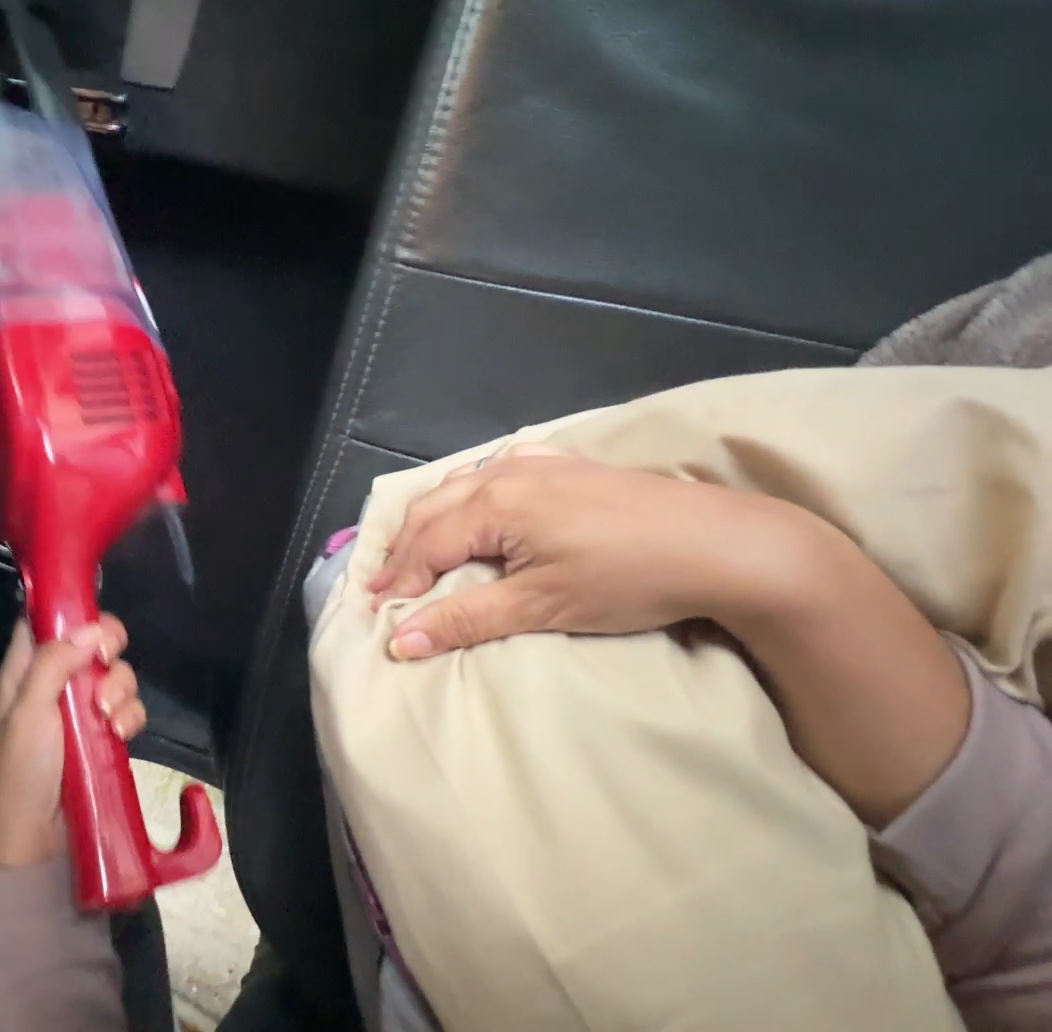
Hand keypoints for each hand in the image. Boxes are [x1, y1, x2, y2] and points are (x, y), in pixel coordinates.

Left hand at [0, 616, 145, 867]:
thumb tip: (88, 627)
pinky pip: (128, 706)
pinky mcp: (105, 733)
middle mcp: (54, 682)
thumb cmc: (24, 771)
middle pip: (88, 640)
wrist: (43, 841)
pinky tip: (120, 735)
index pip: (42, 621)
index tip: (90, 613)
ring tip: (107, 717)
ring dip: (119, 686)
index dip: (66, 610)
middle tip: (106, 661)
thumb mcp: (28, 713)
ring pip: (114, 672)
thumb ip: (52, 664)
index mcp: (24, 672)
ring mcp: (82, 708)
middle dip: (106, 646)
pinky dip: (130, 714)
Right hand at [367, 446, 818, 657]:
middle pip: (432, 510)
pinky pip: (495, 468)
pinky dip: (469, 490)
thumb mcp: (541, 606)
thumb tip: (400, 643)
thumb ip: (465, 620)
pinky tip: (480, 500)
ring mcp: (537, 463)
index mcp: (492, 506)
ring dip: (431, 519)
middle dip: (403, 549)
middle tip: (385, 585)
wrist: (728, 545)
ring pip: (459, 485)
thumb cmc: (628, 579)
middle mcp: (503, 474)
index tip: (377, 611)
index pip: (425, 545)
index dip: (398, 579)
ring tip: (419, 550)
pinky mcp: (567, 463)